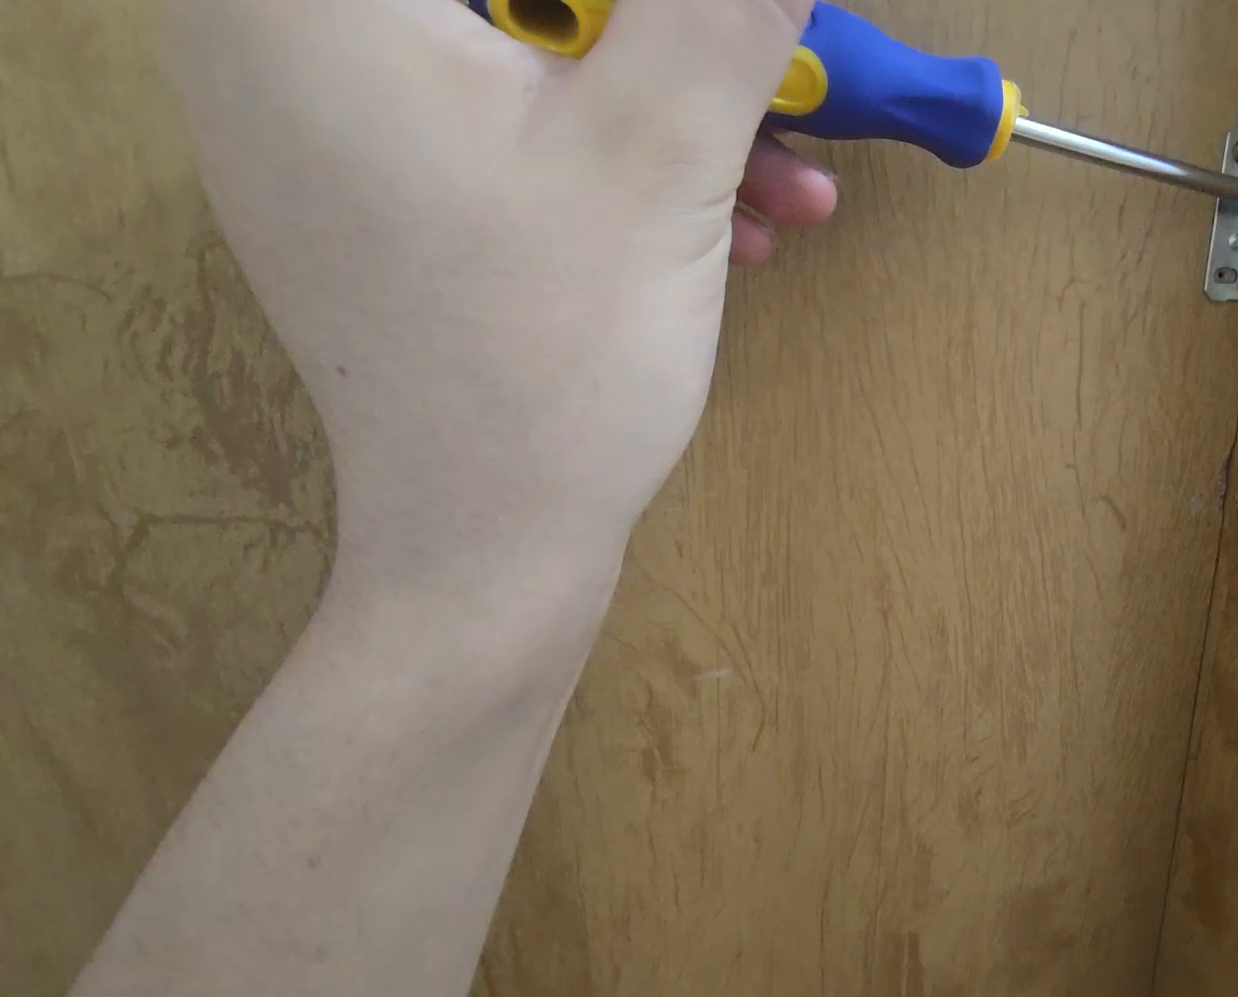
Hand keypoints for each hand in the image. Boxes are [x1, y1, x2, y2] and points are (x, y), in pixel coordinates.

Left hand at [166, 0, 834, 589]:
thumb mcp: (658, 160)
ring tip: (790, 196)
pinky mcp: (407, 206)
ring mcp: (351, 132)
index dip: (648, 1)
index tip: (728, 36)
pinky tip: (731, 234)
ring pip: (545, 68)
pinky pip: (533, 144)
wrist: (494, 548)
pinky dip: (635, 173)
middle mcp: (294, 37)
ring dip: (684, 120)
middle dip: (680, 49)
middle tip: (779, 99)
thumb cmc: (555, 354)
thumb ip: (721, 16)